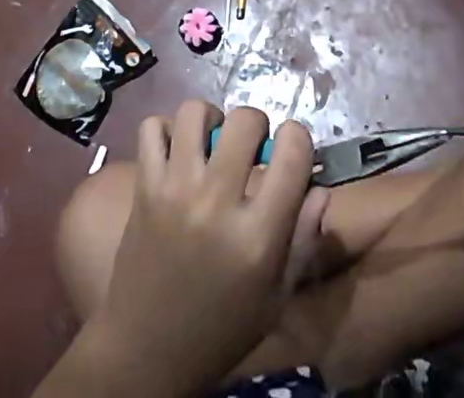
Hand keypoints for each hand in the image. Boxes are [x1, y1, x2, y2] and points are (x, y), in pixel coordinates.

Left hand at [76, 102, 328, 397]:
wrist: (147, 351)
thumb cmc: (223, 327)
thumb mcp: (277, 296)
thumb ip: (304, 238)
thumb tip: (321, 187)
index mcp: (259, 234)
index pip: (292, 150)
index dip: (298, 139)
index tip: (290, 152)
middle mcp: (217, 202)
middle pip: (244, 121)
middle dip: (256, 125)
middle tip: (251, 149)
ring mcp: (174, 190)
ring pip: (195, 113)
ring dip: (211, 120)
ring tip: (213, 144)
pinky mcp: (143, 188)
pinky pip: (153, 129)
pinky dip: (167, 131)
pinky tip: (179, 153)